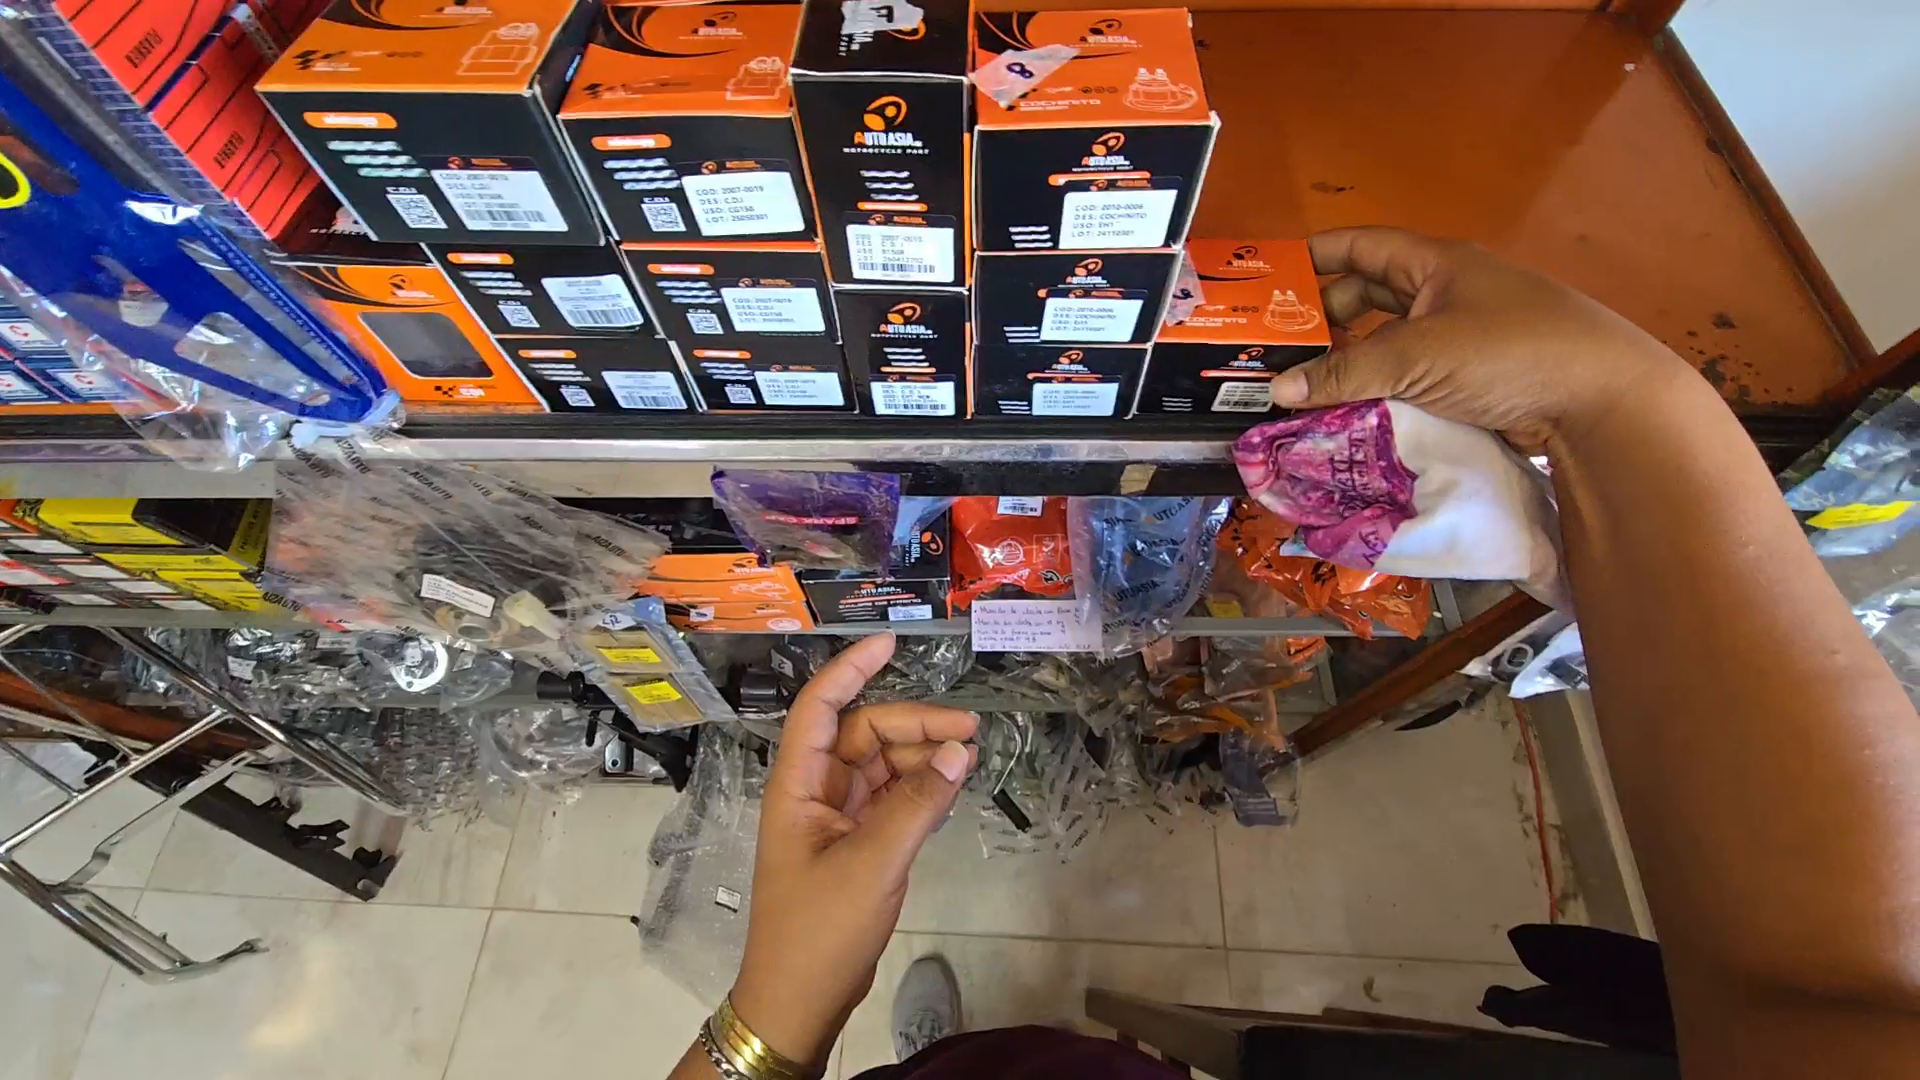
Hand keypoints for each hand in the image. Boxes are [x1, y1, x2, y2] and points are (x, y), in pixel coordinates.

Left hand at [728, 634, 978, 1068]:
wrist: (800, 1001)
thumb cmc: (820, 929)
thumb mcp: (874, 862)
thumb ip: (919, 802)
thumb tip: (963, 750)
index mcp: (799, 782)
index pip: (821, 706)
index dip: (851, 668)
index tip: (891, 643)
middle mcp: (817, 788)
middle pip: (866, 733)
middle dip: (915, 724)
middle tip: (969, 731)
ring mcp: (838, 814)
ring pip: (883, 763)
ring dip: (924, 756)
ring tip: (969, 760)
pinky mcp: (857, 838)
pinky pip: (892, 795)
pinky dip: (922, 787)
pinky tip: (952, 786)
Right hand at [1270, 226, 1706, 452]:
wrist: (1600, 401)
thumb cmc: (1509, 352)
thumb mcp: (1417, 357)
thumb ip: (1343, 374)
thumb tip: (1277, 390)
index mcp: (1433, 265)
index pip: (1359, 246)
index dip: (1313, 255)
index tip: (1269, 279)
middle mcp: (1441, 292)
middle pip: (1364, 294)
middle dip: (1320, 316)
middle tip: (1277, 345)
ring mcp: (1454, 334)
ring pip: (1380, 337)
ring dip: (1343, 356)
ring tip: (1302, 380)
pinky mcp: (1462, 374)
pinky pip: (1399, 371)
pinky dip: (1369, 384)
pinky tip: (1343, 404)